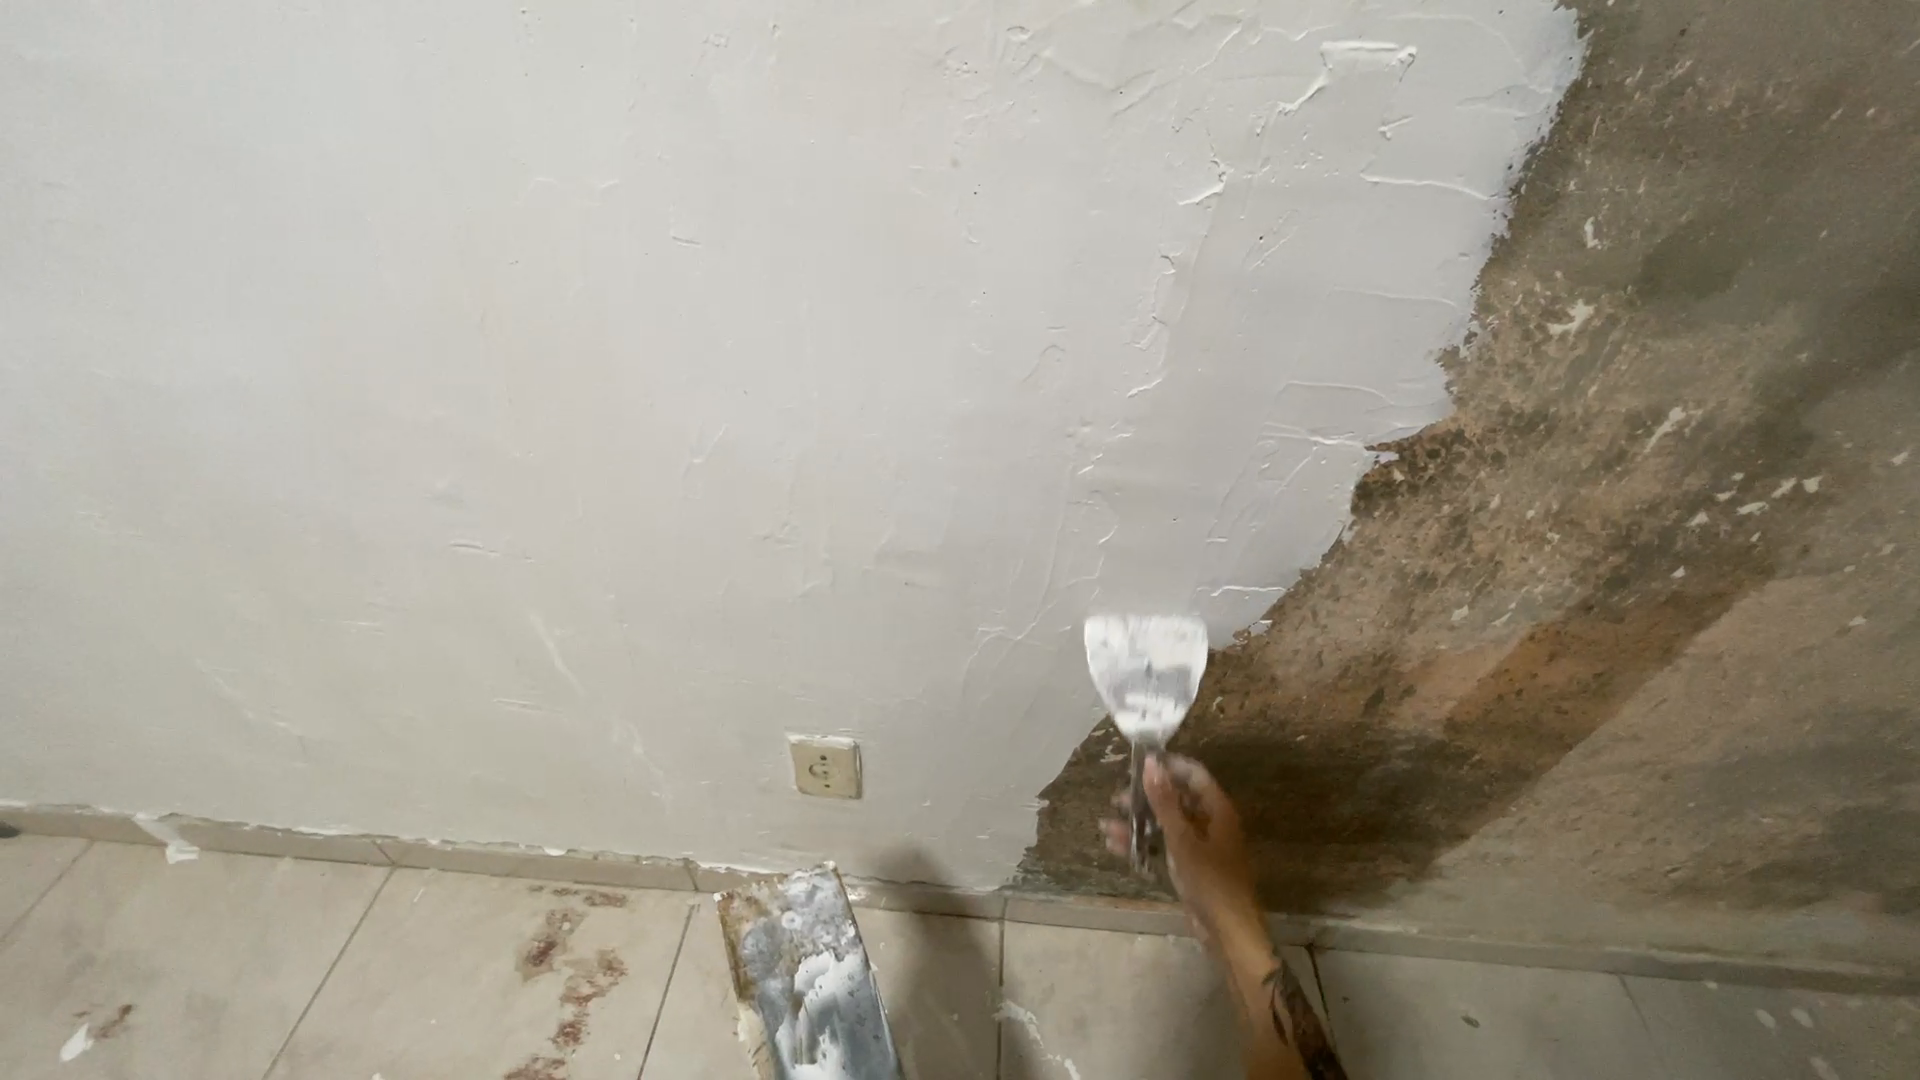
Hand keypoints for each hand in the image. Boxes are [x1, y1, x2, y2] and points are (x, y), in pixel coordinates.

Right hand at [1102, 754, 1263, 947]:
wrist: (1228, 934)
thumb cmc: (1210, 881)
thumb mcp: (1182, 838)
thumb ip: (1164, 800)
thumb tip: (1150, 762)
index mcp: (1217, 810)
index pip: (1193, 774)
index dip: (1167, 766)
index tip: (1137, 765)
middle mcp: (1209, 823)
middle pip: (1175, 798)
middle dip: (1144, 797)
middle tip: (1116, 798)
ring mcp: (1199, 846)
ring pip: (1164, 824)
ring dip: (1137, 823)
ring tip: (1106, 824)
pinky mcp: (1189, 866)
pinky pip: (1163, 846)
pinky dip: (1142, 844)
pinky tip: (1115, 846)